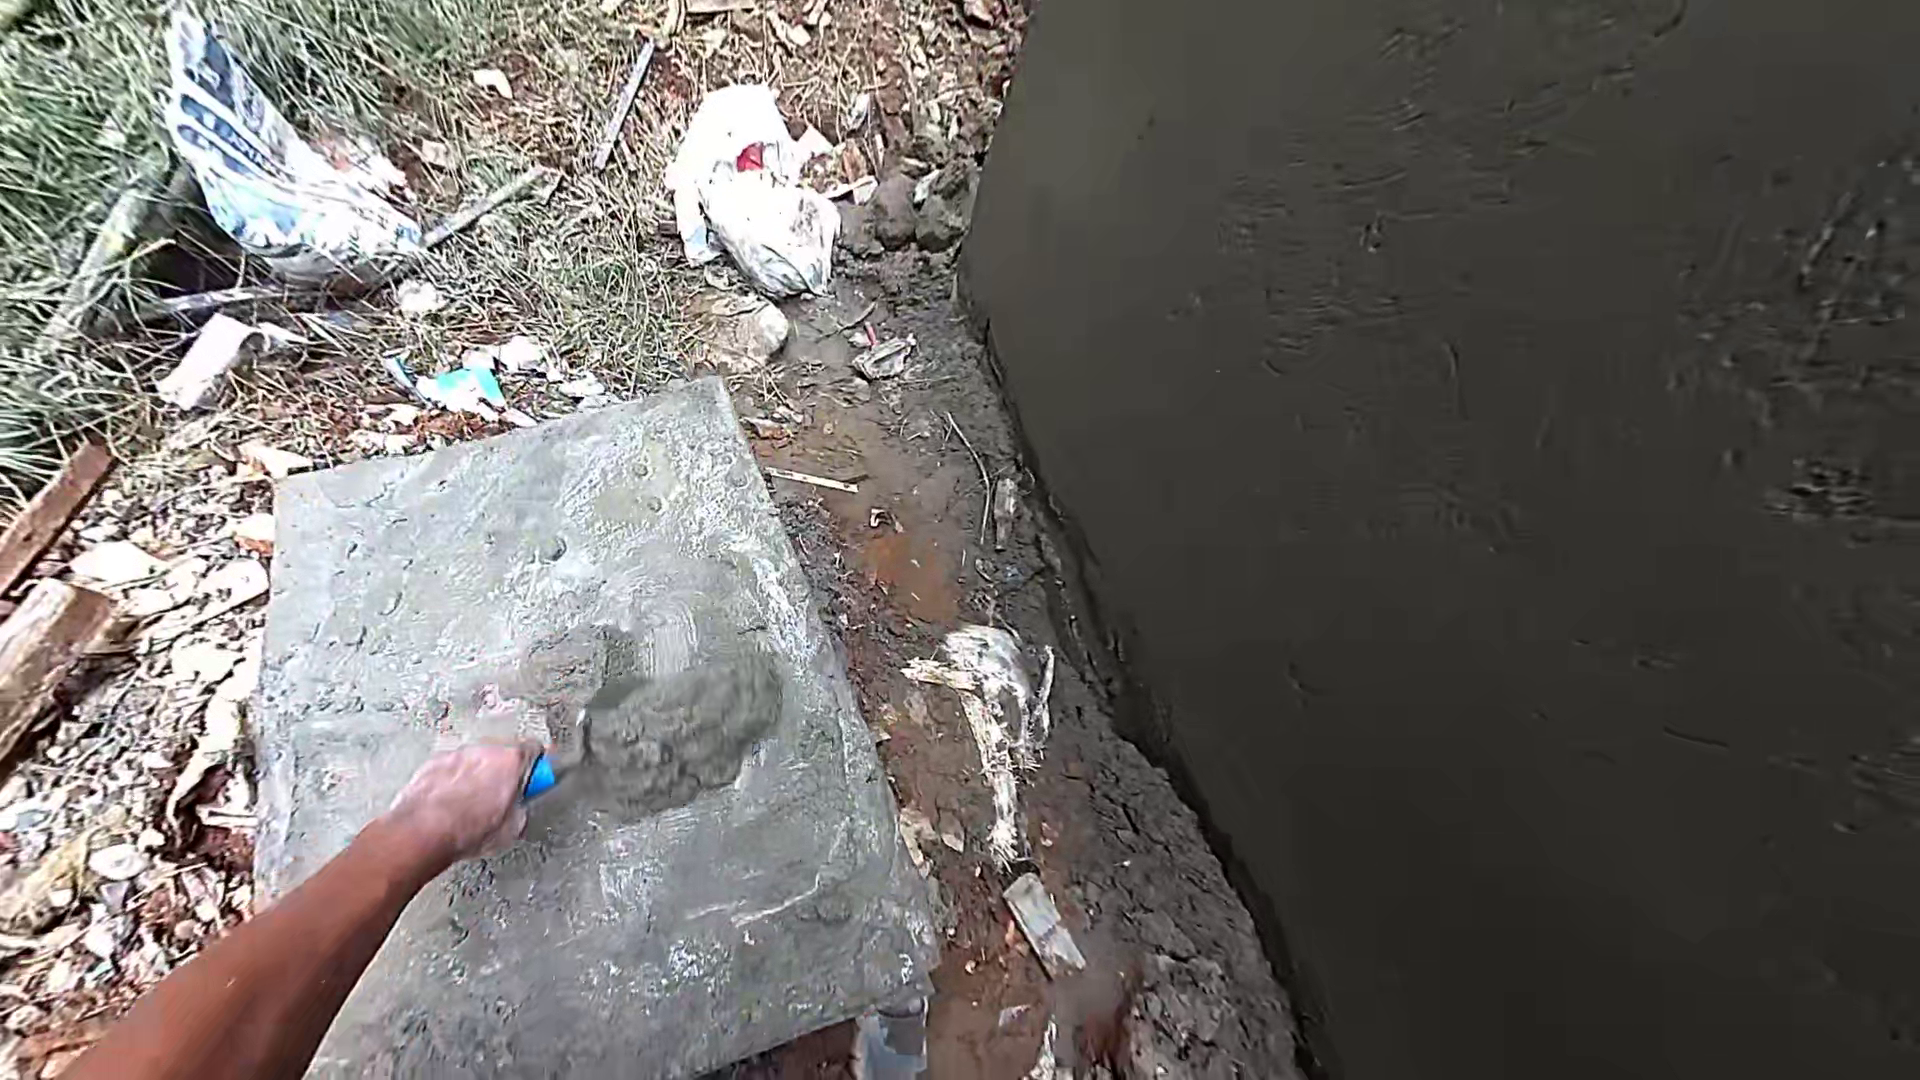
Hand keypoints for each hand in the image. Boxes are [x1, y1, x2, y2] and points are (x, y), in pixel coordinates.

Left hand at [380, 740, 541, 867]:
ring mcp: (457, 755)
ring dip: (476, 774)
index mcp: (514, 759)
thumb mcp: (512, 828)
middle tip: (499, 795)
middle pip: (504, 752)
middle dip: (504, 770)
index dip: (536, 767)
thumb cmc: (463, 831)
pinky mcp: (430, 764)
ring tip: (468, 802)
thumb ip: (522, 807)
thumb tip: (518, 809)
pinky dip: (450, 780)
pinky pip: (449, 768)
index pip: (536, 750)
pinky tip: (446, 803)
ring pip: (476, 760)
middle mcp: (487, 749)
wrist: (416, 837)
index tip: (532, 780)